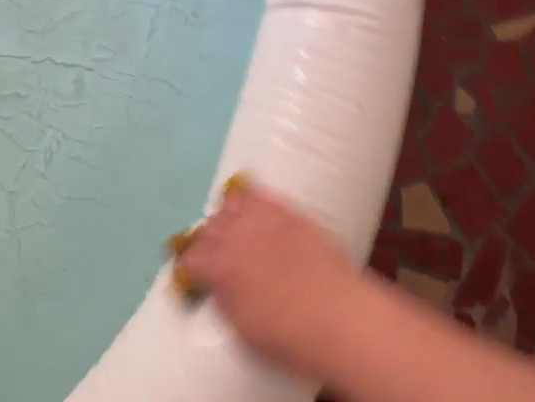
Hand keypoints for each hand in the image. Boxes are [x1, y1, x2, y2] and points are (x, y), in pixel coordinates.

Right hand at [174, 183, 370, 377]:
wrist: (344, 320)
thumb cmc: (292, 338)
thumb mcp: (244, 332)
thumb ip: (224, 302)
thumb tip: (215, 289)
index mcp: (220, 267)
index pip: (190, 257)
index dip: (190, 267)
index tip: (194, 276)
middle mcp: (236, 235)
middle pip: (209, 227)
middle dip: (207, 242)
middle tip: (215, 257)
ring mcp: (264, 219)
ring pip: (231, 203)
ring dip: (227, 217)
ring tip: (235, 231)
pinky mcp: (290, 213)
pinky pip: (262, 195)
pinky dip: (253, 201)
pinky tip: (256, 212)